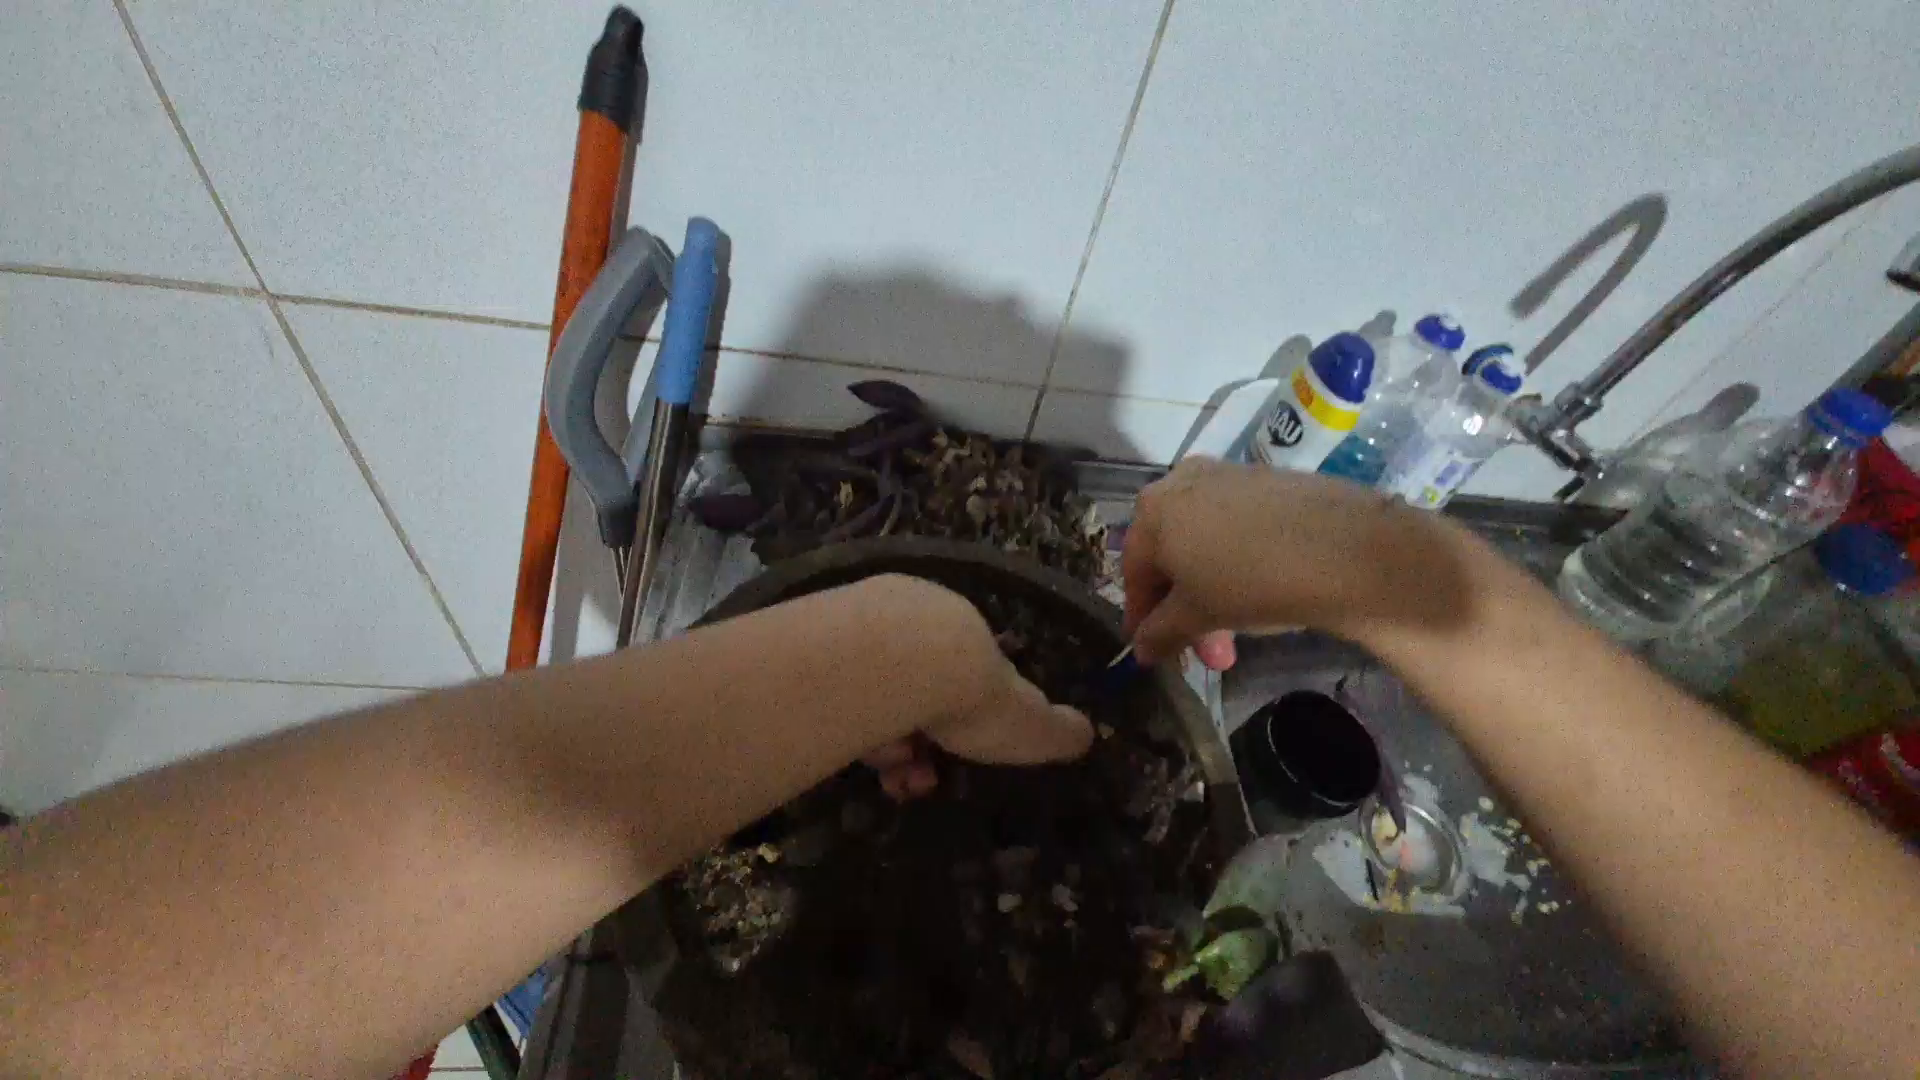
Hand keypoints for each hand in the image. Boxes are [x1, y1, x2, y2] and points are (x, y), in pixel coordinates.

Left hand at [850, 576, 1093, 798]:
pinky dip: (849, 722)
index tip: (946, 771)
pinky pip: (836, 687)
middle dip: (916, 745)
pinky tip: (855, 748)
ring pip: (872, 693)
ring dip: (884, 743)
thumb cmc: (973, 694)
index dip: (957, 731)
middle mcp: (913, 618)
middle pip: (911, 692)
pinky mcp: (818, 634)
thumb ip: (1056, 729)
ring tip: (888, 773)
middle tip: (914, 781)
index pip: (958, 684)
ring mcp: (861, 621)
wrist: (905, 661)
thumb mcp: (1030, 723)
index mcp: (962, 632)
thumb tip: (1087, 734)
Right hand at [1122, 458, 1474, 663]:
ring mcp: (1227, 476)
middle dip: (1186, 612)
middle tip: (1211, 656)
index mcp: (1152, 511)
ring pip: (1204, 543)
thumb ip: (1160, 633)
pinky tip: (1263, 592)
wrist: (1348, 549)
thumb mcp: (1198, 616)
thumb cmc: (1250, 582)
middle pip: (1170, 556)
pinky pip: (1237, 527)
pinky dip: (1238, 562)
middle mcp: (1181, 482)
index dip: (1142, 617)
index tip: (1156, 651)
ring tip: (1240, 632)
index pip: (1134, 573)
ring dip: (1212, 592)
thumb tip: (1141, 649)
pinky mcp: (1268, 480)